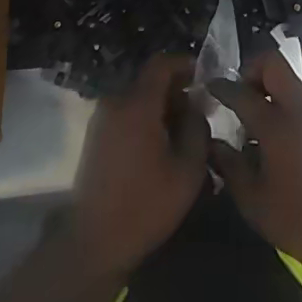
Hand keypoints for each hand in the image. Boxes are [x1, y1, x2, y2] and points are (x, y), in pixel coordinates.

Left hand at [70, 55, 209, 275]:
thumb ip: (197, 128)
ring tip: (185, 132)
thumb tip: (196, 104)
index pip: (161, 64)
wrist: (96, 238)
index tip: (205, 76)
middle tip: (202, 113)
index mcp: (137, 104)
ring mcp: (101, 117)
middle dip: (177, 90)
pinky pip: (126, 112)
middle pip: (150, 81)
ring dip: (162, 106)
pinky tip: (162, 144)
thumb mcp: (188, 169)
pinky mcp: (96, 134)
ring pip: (138, 97)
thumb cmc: (147, 204)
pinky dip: (146, 118)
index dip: (185, 63)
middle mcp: (115, 101)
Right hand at [208, 49, 301, 277]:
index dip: (219, 87)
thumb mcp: (253, 201)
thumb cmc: (301, 220)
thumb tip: (211, 143)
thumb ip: (229, 166)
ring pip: (286, 80)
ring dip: (264, 87)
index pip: (240, 91)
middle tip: (233, 96)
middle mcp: (297, 111)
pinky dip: (277, 103)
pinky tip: (266, 138)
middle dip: (248, 70)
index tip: (205, 88)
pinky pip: (295, 99)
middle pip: (272, 63)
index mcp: (276, 124)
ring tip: (246, 120)